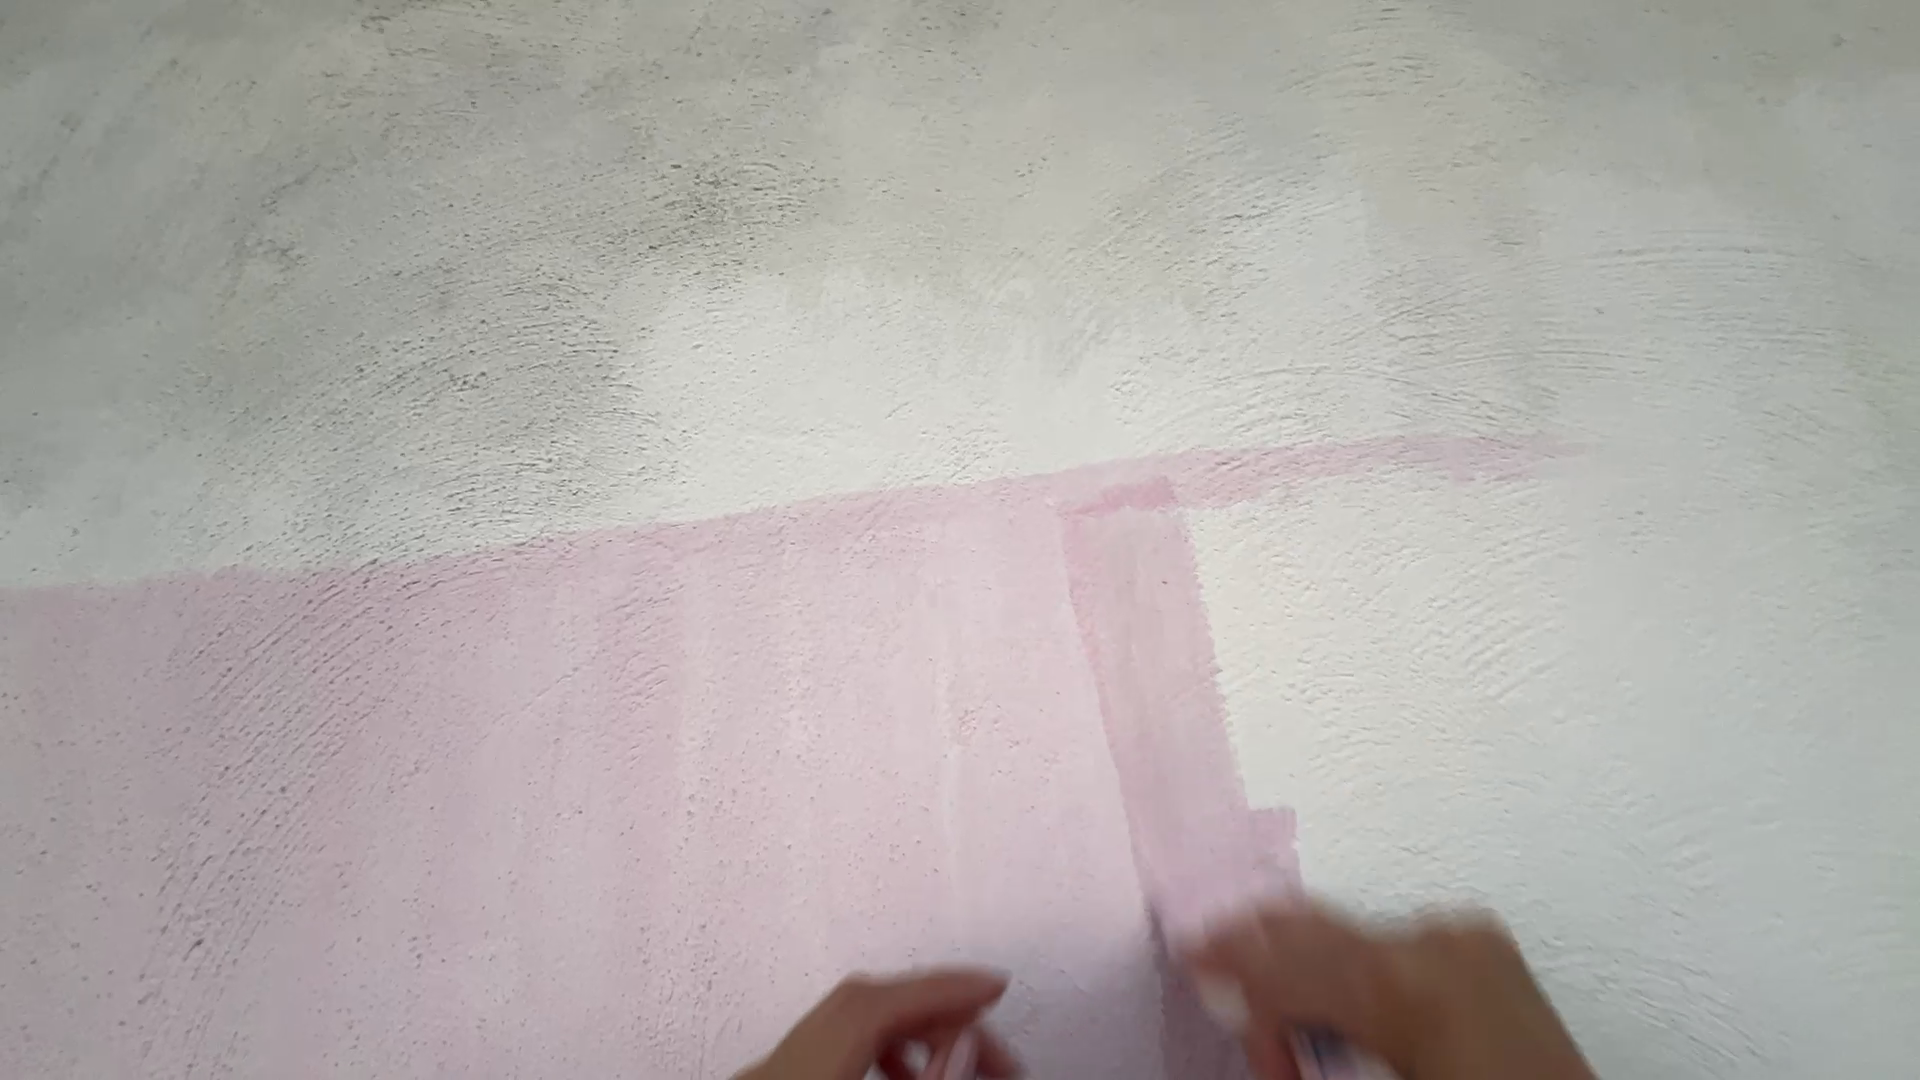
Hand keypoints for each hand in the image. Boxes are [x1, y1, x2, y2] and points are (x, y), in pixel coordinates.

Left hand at [734, 968, 1021, 1079]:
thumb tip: (962, 1046)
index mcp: (804, 1075)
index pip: (875, 1008)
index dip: (940, 988)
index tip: (990, 986)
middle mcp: (778, 1066)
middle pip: (866, 1008)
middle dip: (937, 1019)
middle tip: (993, 1054)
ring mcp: (771, 1072)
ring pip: (849, 1024)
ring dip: (911, 1034)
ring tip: (958, 1064)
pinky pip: (834, 1046)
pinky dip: (878, 1050)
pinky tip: (905, 1077)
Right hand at [1184, 905, 1595, 1079]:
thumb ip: (1305, 1051)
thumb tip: (1245, 1011)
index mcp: (1403, 986)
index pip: (1285, 959)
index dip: (1227, 955)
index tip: (1188, 951)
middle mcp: (1429, 938)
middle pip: (1307, 924)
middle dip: (1261, 959)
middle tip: (1249, 1011)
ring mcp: (1457, 931)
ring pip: (1343, 928)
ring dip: (1309, 965)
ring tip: (1303, 1016)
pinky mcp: (1476, 935)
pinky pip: (1388, 936)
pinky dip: (1356, 963)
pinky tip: (1355, 1004)